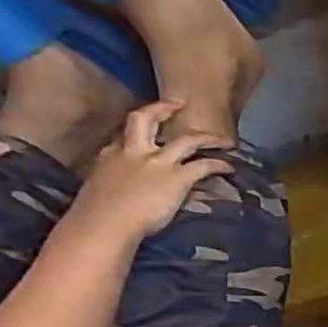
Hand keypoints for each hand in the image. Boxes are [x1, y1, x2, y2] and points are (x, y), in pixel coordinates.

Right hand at [64, 102, 231, 240]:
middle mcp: (134, 152)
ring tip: (225, 141)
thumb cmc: (98, 214)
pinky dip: (219, 164)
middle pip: (145, 120)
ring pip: (187, 140)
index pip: (124, 135)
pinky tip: (229, 167)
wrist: (106, 224)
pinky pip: (204, 165)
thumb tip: (124, 188)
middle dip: (161, 108)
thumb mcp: (99, 188)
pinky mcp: (178, 177)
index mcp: (110, 156)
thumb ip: (113, 180)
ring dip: (207, 138)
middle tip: (178, 103)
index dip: (139, 131)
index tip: (149, 128)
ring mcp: (157, 163)